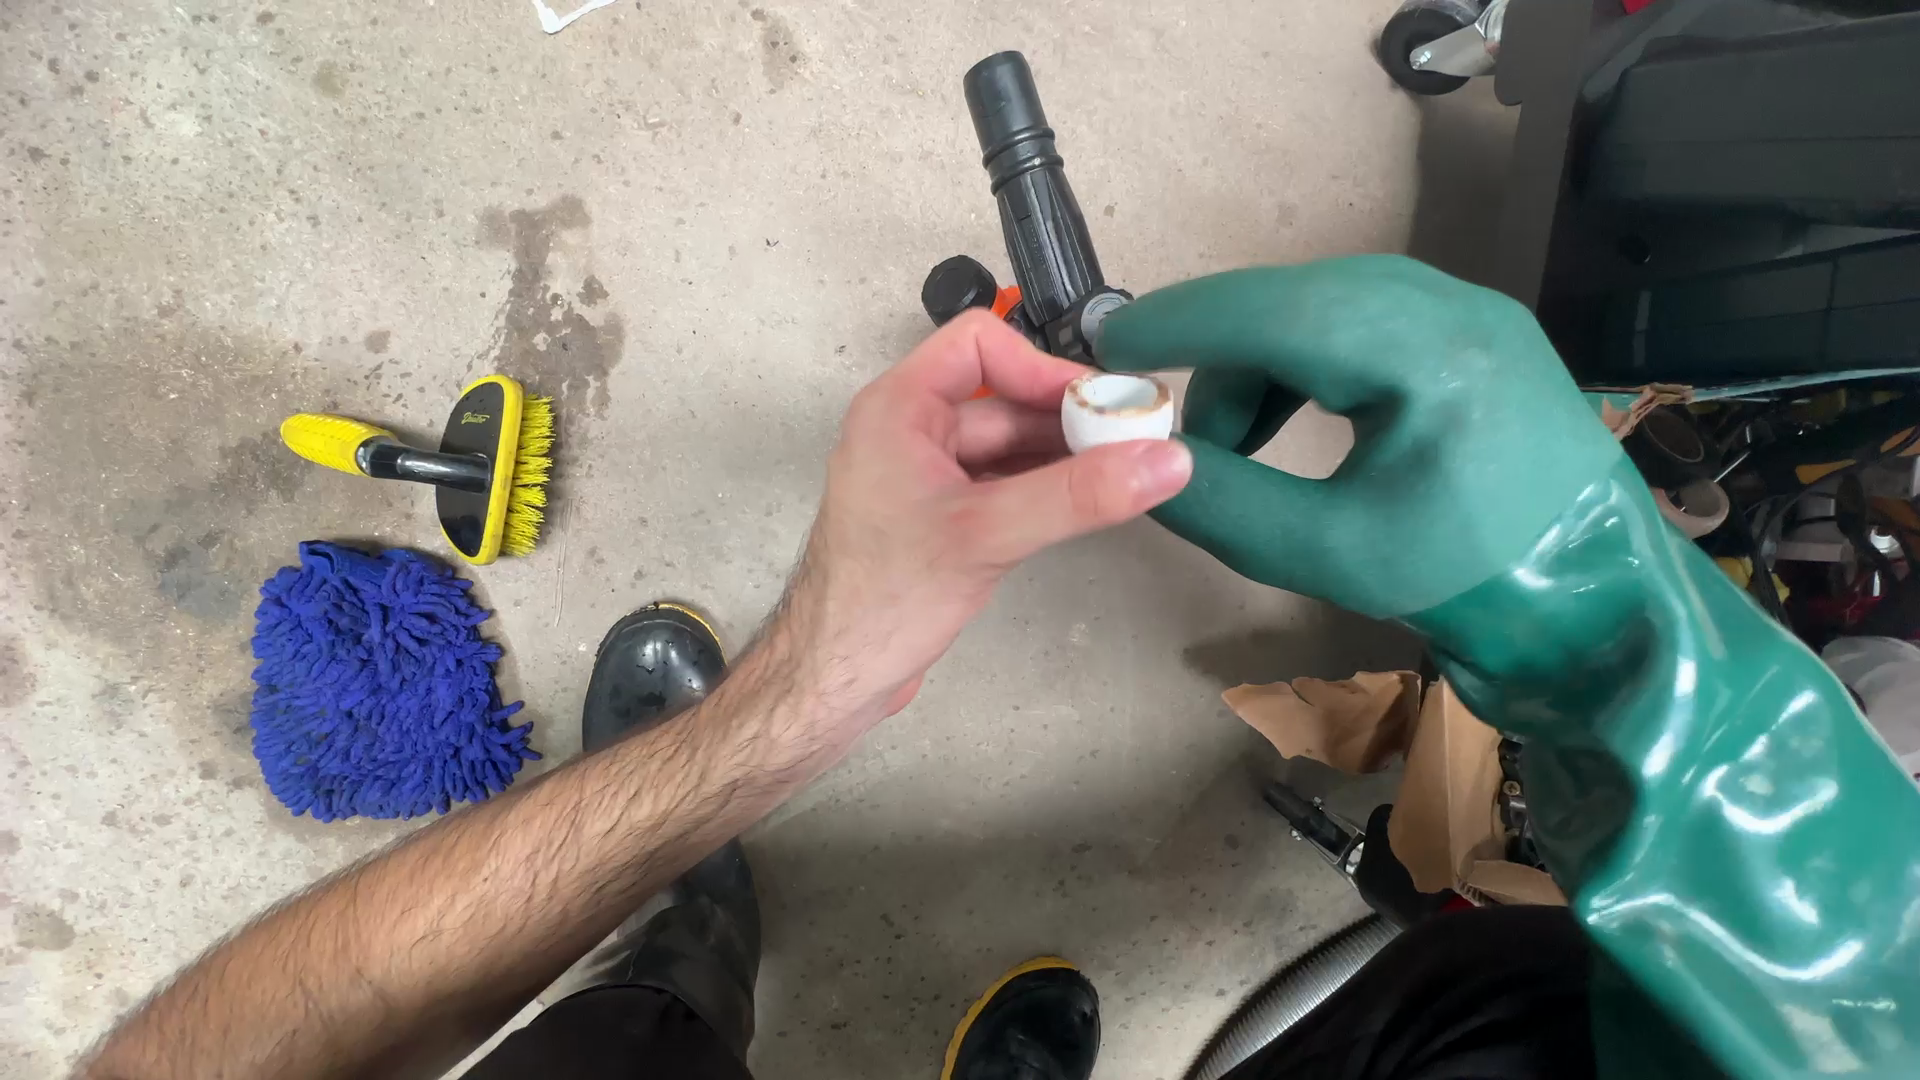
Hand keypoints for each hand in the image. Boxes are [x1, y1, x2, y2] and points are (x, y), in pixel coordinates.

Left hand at [775, 310, 1191, 724]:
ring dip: (1062, 457)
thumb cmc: (889, 595)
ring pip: (1007, 446)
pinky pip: (1002, 485)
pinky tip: (1087, 504)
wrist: (836, 673)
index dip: (1041, 366)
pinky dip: (1043, 489)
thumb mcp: (986, 535)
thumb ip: (1076, 497)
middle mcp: (911, 431)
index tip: (1099, 406)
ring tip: (1126, 473)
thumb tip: (1168, 461)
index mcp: (899, 408)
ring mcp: (927, 477)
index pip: (978, 344)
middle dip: (1067, 418)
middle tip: (1136, 442)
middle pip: (1002, 399)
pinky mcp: (943, 519)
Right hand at [1098, 256, 1622, 618]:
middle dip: (1211, 356)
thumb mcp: (1325, 552)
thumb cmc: (1466, 582)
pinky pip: (1344, 326)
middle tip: (1162, 422)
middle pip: (1290, 301)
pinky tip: (1277, 426)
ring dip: (1250, 369)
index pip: (1278, 312)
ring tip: (1227, 446)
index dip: (1182, 322)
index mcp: (1432, 359)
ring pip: (1312, 310)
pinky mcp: (1459, 333)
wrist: (1592, 598)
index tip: (1109, 344)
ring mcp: (1463, 312)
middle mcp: (1454, 308)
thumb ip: (1221, 503)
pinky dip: (1289, 370)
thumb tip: (1142, 462)